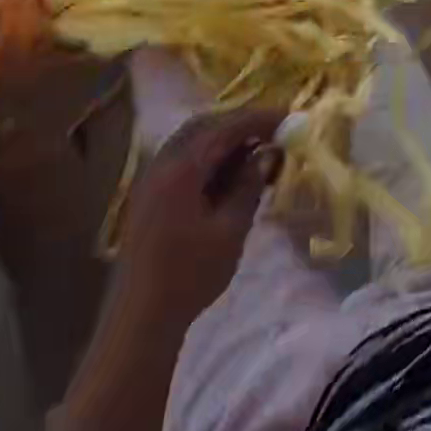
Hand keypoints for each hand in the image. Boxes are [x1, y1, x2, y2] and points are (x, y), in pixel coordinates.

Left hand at [113, 107, 284, 312]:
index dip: (258, 118)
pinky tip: (231, 170)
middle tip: (275, 130)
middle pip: (204, 125)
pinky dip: (211, 154)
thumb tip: (268, 154)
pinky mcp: (152, 192)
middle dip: (241, 122)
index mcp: (180, 169)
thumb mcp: (230, 230)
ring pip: (192, 140)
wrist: (142, 313)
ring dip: (225, 138)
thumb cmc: (190, 274)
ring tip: (259, 148)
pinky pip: (184, 157)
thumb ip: (248, 186)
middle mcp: (162, 163)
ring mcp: (152, 176)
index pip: (224, 127)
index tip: (288, 117)